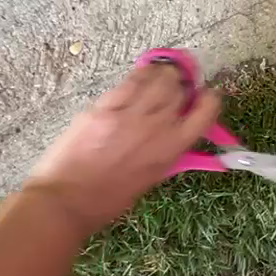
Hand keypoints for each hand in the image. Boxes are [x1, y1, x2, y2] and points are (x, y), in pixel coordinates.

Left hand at [24, 61, 221, 226]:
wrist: (67, 201)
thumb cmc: (110, 198)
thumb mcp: (153, 176)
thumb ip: (168, 148)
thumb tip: (178, 126)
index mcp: (173, 148)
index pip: (207, 110)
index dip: (208, 97)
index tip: (202, 95)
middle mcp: (158, 127)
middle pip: (181, 89)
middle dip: (181, 84)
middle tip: (173, 85)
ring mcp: (131, 114)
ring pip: (159, 78)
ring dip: (163, 75)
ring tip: (156, 78)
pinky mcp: (105, 106)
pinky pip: (131, 80)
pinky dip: (140, 75)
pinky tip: (138, 78)